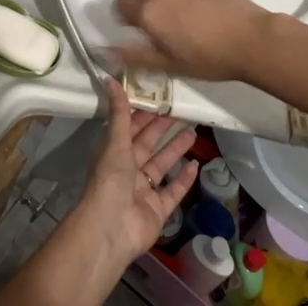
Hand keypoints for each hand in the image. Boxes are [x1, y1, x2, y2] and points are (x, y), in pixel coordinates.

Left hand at [62, 79, 198, 264]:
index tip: (159, 97)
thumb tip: (110, 78)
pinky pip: (173, 190)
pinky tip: (197, 164)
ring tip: (193, 131)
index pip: (131, 127)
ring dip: (176, 149)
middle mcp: (128, 169)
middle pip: (148, 144)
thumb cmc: (110, 181)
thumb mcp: (115, 142)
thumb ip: (119, 113)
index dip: (144, 113)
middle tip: (182, 111)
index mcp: (114, 152)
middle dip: (163, 128)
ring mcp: (144, 190)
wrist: (112, 228)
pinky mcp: (158, 209)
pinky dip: (184, 179)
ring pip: (162, 164)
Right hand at [111, 0, 274, 81]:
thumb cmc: (207, 57)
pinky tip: (206, 14)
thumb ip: (133, 55)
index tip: (138, 33)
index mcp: (148, 8)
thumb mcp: (168, 64)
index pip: (120, 4)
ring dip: (168, 2)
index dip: (125, 19)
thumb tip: (106, 50)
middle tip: (164, 32)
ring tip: (189, 24)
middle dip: (146, 10)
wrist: (253, 40)